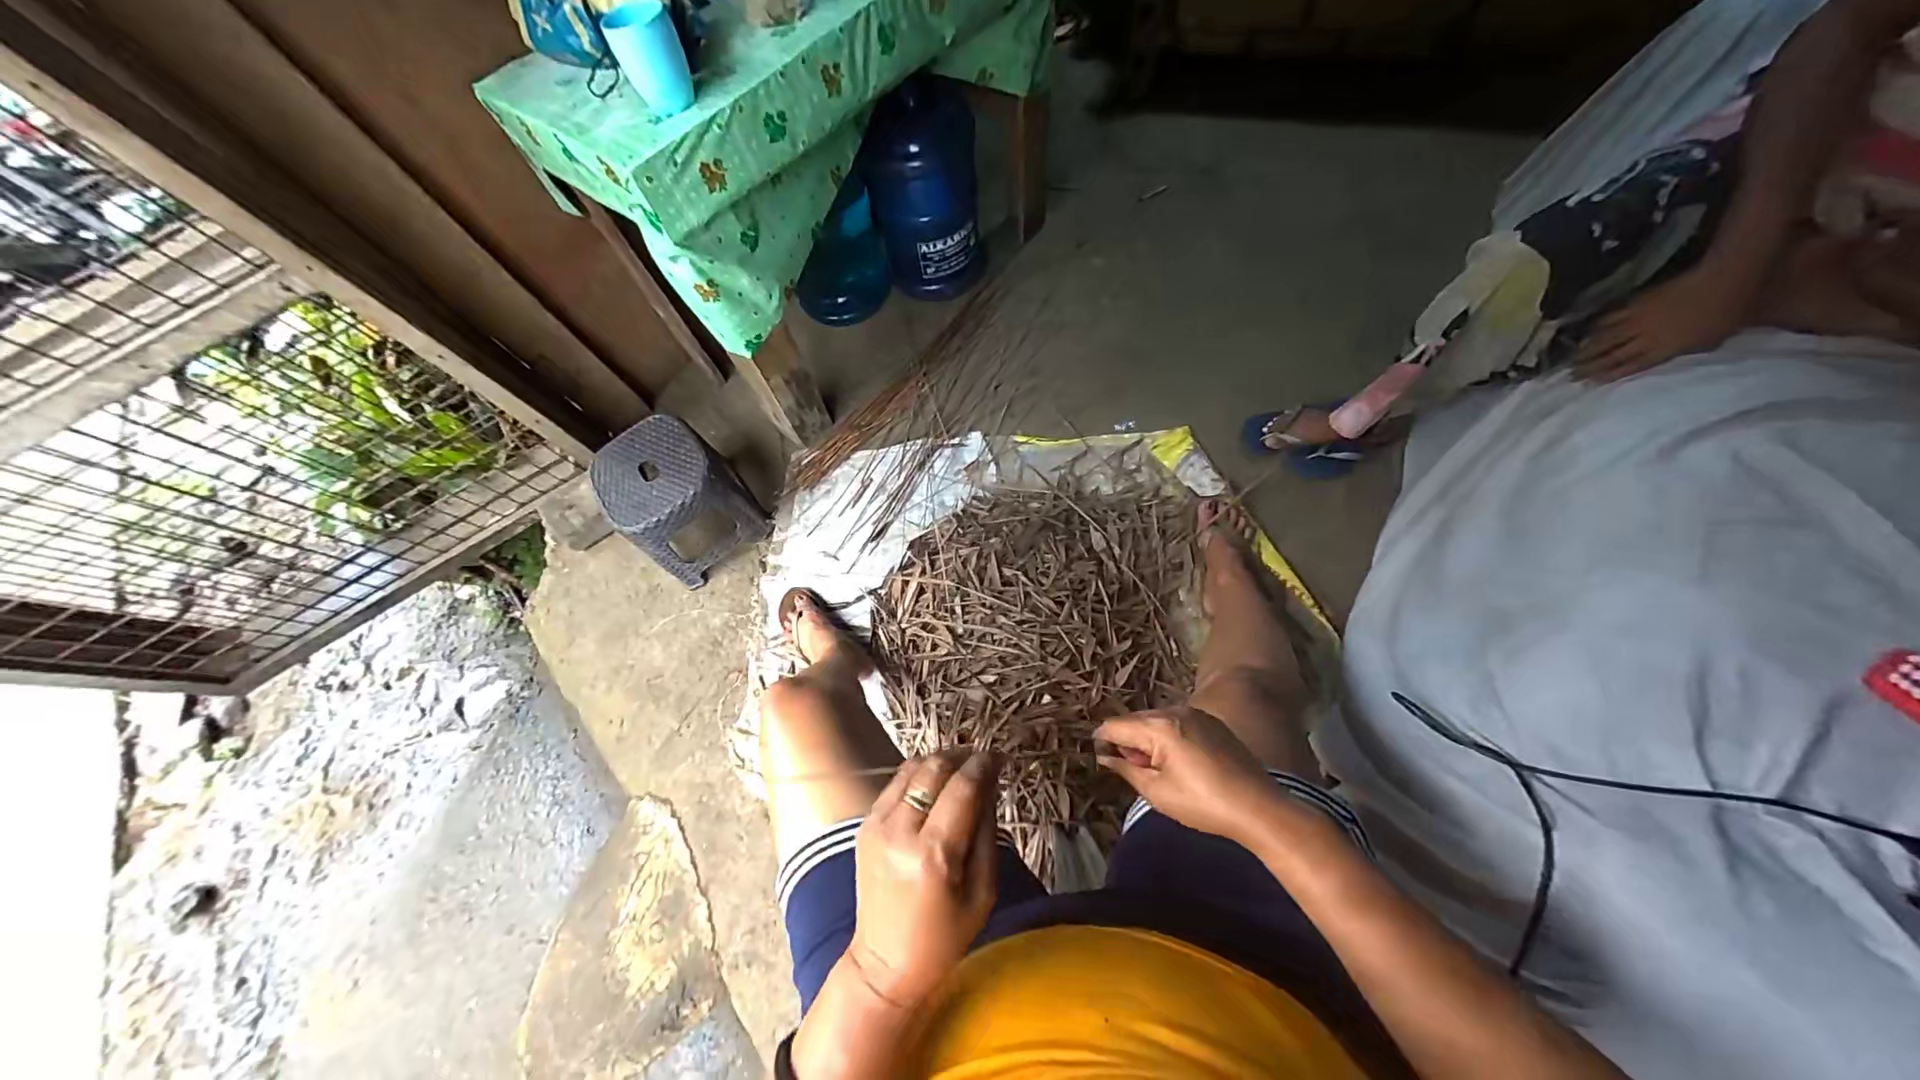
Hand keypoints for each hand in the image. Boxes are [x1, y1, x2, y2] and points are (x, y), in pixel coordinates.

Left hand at [846, 749, 1001, 1007]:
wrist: (883, 965)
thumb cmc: (943, 938)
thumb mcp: (982, 893)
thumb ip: (987, 833)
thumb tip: (990, 785)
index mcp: (933, 854)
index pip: (962, 788)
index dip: (983, 764)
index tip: (999, 756)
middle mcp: (899, 832)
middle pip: (933, 768)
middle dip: (961, 755)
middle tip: (981, 758)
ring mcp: (876, 826)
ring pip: (911, 769)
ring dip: (939, 761)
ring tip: (960, 766)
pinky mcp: (865, 826)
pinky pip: (895, 785)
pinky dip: (918, 776)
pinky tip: (934, 785)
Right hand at [1094, 707, 1278, 845]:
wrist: (1259, 808)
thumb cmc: (1203, 803)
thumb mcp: (1156, 792)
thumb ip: (1125, 769)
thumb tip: (1105, 757)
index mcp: (1160, 726)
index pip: (1115, 725)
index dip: (1101, 740)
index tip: (1099, 758)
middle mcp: (1176, 711)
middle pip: (1135, 720)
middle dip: (1127, 742)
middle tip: (1135, 773)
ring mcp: (1197, 714)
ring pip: (1157, 721)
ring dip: (1148, 741)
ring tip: (1159, 772)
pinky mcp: (1213, 723)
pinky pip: (1177, 723)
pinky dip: (1169, 738)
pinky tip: (1179, 764)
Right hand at [1574, 262, 1758, 381]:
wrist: (1724, 280)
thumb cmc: (1727, 313)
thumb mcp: (1709, 341)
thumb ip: (1681, 352)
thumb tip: (1663, 359)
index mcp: (1662, 350)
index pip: (1627, 368)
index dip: (1606, 376)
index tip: (1588, 383)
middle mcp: (1643, 338)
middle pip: (1609, 355)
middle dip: (1588, 365)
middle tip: (1570, 373)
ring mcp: (1637, 319)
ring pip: (1605, 337)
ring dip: (1587, 348)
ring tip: (1574, 355)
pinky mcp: (1637, 304)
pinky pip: (1610, 317)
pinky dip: (1597, 325)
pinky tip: (1590, 330)